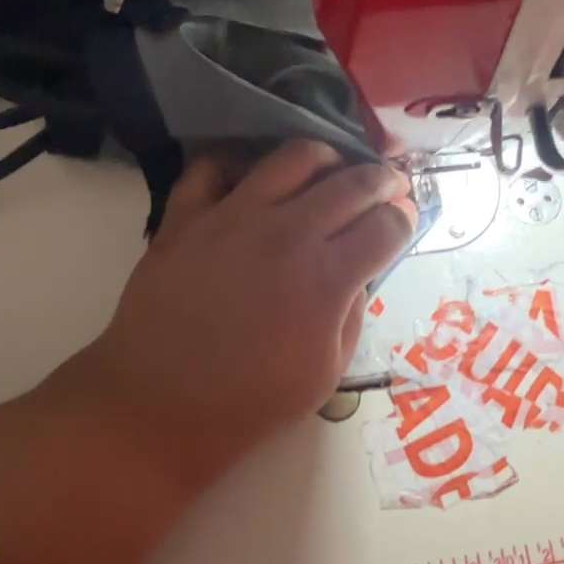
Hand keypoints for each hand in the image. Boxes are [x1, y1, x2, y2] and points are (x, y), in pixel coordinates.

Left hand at [0, 141, 414, 563]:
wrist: (156, 406)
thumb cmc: (248, 402)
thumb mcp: (326, 372)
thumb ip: (352, 313)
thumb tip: (358, 272)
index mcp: (327, 277)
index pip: (387, 225)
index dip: (406, 219)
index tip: (406, 221)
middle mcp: (286, 232)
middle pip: (353, 182)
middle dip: (384, 180)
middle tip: (389, 187)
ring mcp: (232, 216)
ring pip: (293, 156)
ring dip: (326, 160)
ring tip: (329, 175)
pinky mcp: (186, 216)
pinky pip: (215, 166)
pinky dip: (241, 164)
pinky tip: (253, 181)